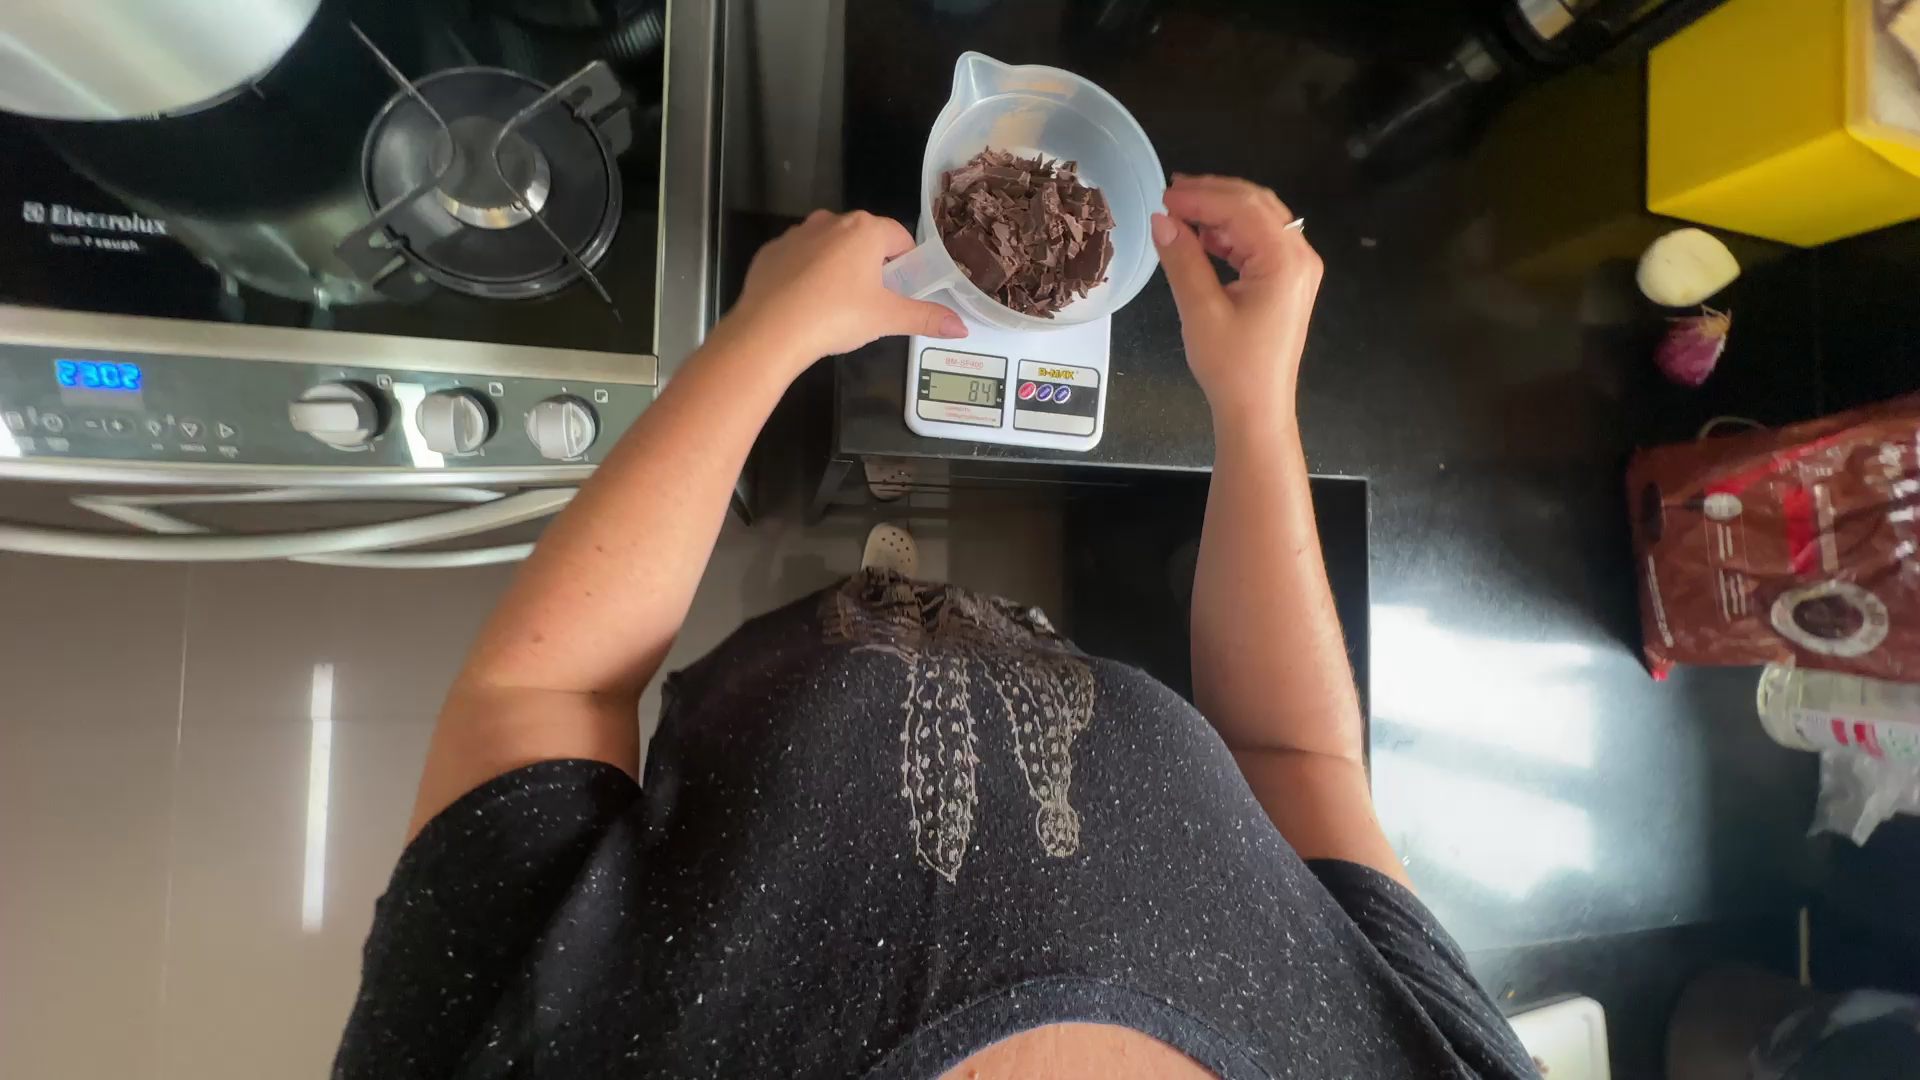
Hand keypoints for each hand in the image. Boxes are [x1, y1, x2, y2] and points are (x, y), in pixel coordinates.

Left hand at [726, 209, 966, 368]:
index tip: (902, 289)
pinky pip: (799, 260)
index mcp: (865, 230)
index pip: (899, 237)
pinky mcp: (771, 252)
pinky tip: (807, 305)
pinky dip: (807, 277)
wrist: (771, 329)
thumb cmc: (837, 316)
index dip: (905, 263)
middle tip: (872, 302)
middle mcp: (831, 221)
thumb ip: (925, 318)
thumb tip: (962, 327)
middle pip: (863, 240)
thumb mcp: (887, 319)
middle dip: (871, 265)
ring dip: (838, 269)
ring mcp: (797, 234)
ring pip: (829, 247)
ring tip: (838, 306)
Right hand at [1151, 176, 1321, 425]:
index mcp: (1285, 260)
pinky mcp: (1286, 283)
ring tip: (1180, 212)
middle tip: (1170, 193)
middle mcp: (1300, 256)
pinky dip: (1229, 235)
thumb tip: (1160, 220)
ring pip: (1259, 221)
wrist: (1256, 409)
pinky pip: (1259, 244)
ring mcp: (1296, 269)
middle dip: (1213, 195)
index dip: (1202, 196)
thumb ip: (1182, 261)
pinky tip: (1202, 237)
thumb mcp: (1200, 312)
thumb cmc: (1231, 366)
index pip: (1243, 209)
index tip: (1164, 196)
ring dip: (1220, 213)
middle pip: (1257, 205)